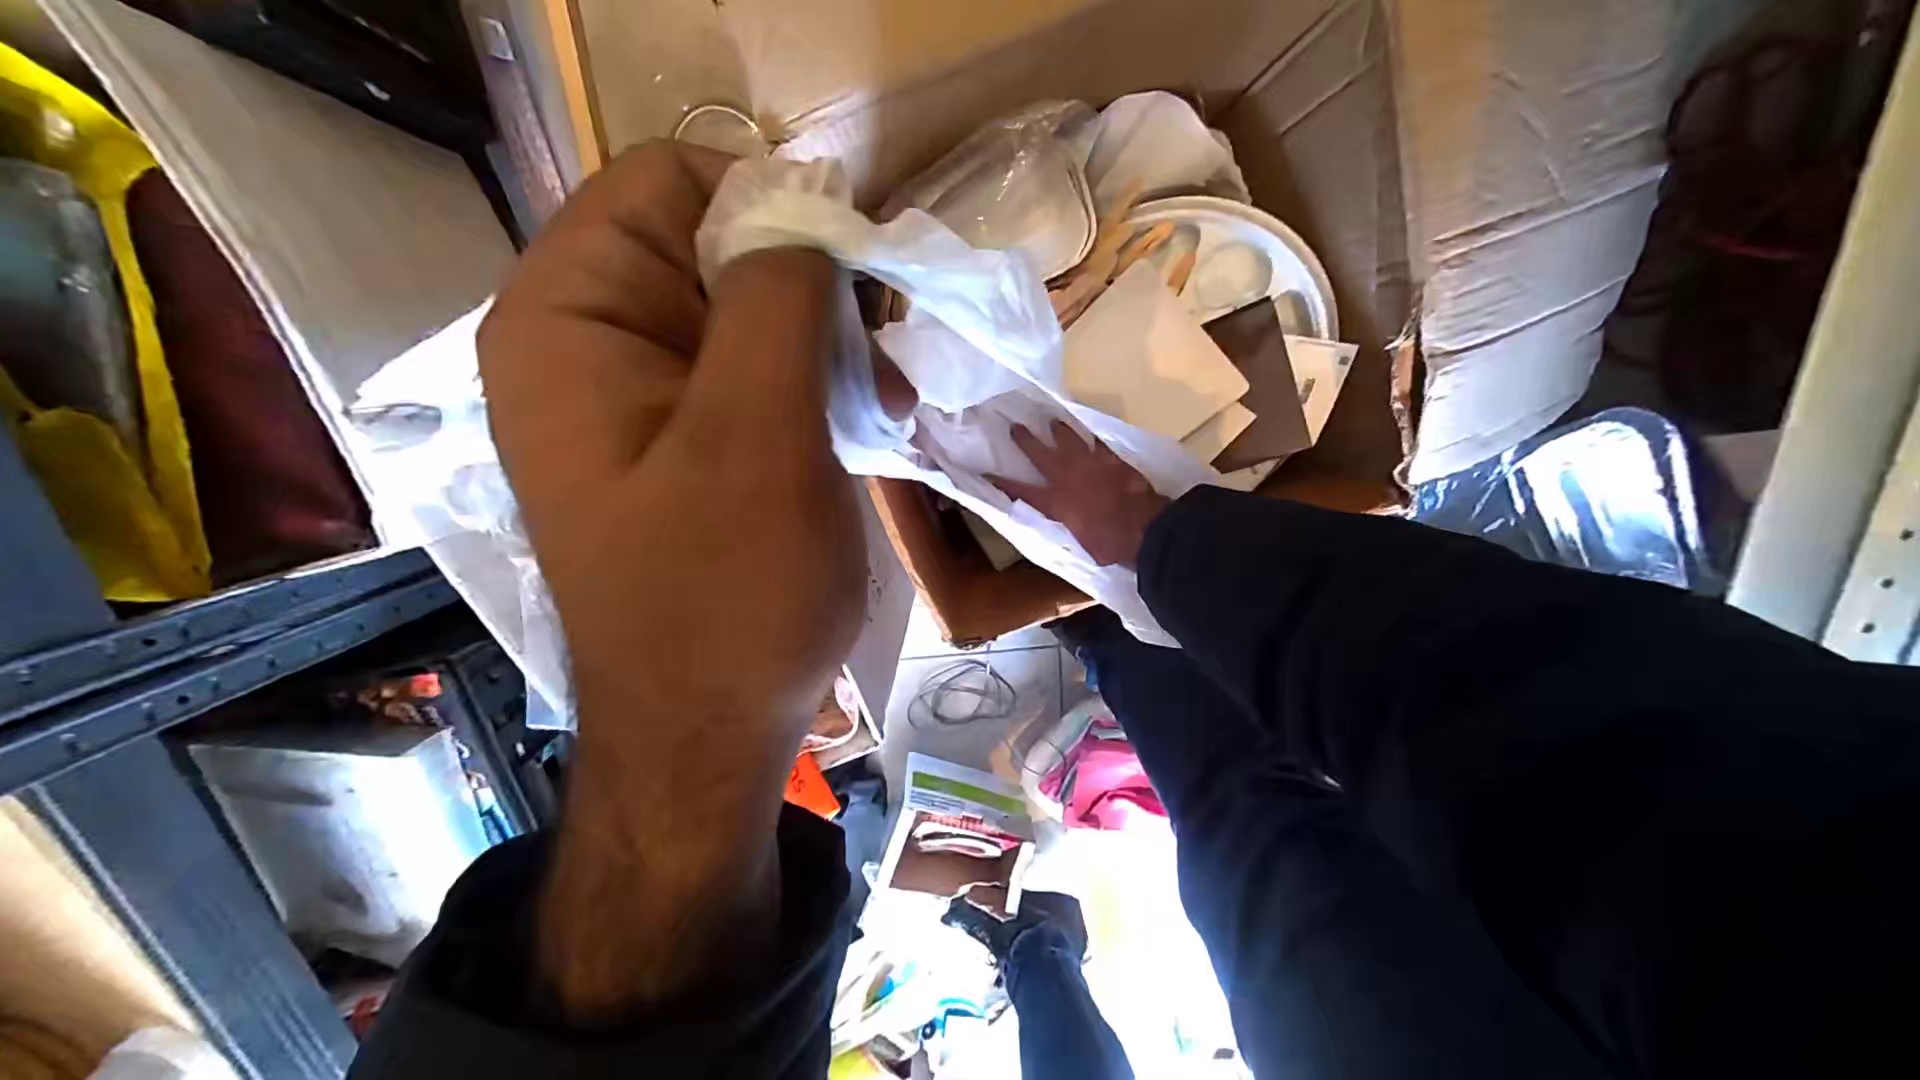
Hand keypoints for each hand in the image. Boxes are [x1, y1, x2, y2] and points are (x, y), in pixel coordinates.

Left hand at [480, 140, 865, 1012]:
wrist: (709, 736)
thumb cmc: (729, 599)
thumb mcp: (759, 438)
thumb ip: (776, 300)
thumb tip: (807, 211)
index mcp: (571, 323)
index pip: (672, 182)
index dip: (773, 208)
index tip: (857, 278)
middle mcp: (588, 348)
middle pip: (712, 248)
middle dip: (809, 287)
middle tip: (882, 351)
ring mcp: (638, 402)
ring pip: (745, 316)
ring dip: (823, 345)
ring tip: (882, 402)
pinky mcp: (684, 447)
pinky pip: (753, 377)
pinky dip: (813, 387)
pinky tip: (860, 428)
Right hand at [988, 420, 1166, 567]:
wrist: (1143, 527)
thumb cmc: (1109, 544)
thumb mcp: (1081, 543)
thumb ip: (1071, 528)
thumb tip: (1073, 526)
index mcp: (1055, 502)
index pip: (1022, 490)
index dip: (1002, 483)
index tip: (986, 473)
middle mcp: (1066, 478)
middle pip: (1041, 455)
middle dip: (1027, 440)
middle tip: (1016, 426)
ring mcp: (1090, 464)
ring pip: (1070, 441)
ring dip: (1061, 431)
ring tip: (1054, 421)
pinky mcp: (1113, 459)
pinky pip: (1100, 444)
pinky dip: (1095, 439)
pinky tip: (1093, 433)